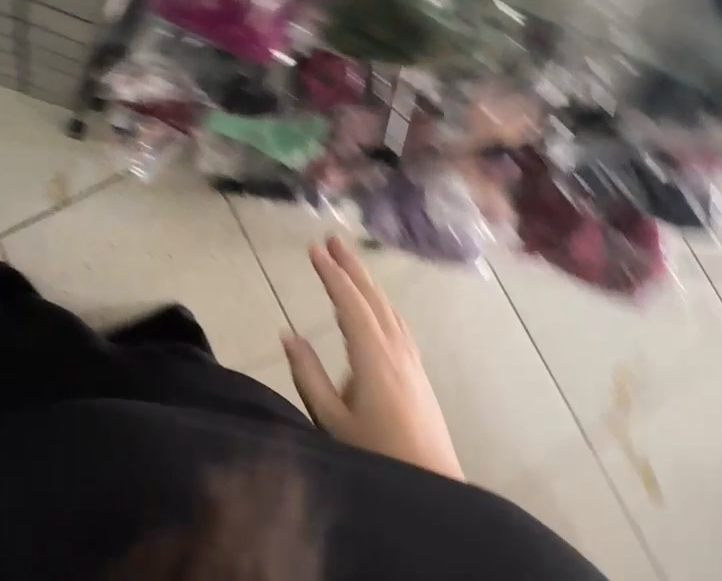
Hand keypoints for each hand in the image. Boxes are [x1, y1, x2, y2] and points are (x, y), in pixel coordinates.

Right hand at [283, 237, 464, 480]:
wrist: (432, 483)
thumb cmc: (376, 453)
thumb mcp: (331, 419)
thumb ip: (308, 375)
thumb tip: (288, 334)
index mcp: (373, 354)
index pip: (349, 302)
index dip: (331, 273)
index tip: (313, 248)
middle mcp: (395, 347)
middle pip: (371, 296)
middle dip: (351, 265)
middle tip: (332, 238)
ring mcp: (410, 357)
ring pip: (387, 307)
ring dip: (366, 281)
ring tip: (347, 261)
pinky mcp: (417, 369)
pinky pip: (396, 321)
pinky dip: (379, 302)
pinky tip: (374, 306)